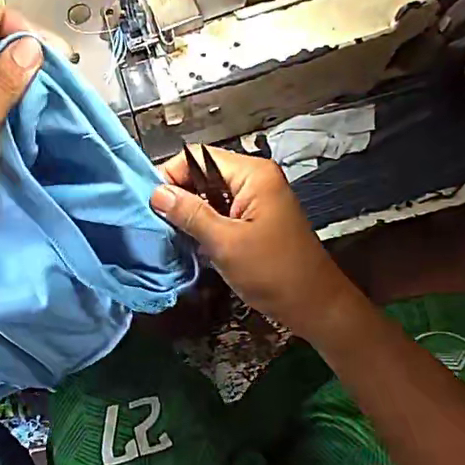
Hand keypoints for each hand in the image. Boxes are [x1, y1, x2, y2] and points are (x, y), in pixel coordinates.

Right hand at [151, 147, 368, 341]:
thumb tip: (156, 193)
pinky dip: (203, 225)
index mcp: (252, 174)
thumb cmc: (274, 273)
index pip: (198, 158)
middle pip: (202, 175)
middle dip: (178, 196)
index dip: (171, 176)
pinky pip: (219, 212)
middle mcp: (254, 180)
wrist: (314, 306)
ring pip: (208, 196)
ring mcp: (255, 200)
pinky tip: (189, 242)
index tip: (150, 203)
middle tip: (155, 222)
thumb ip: (190, 214)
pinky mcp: (253, 220)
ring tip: (168, 234)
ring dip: (189, 213)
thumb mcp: (225, 243)